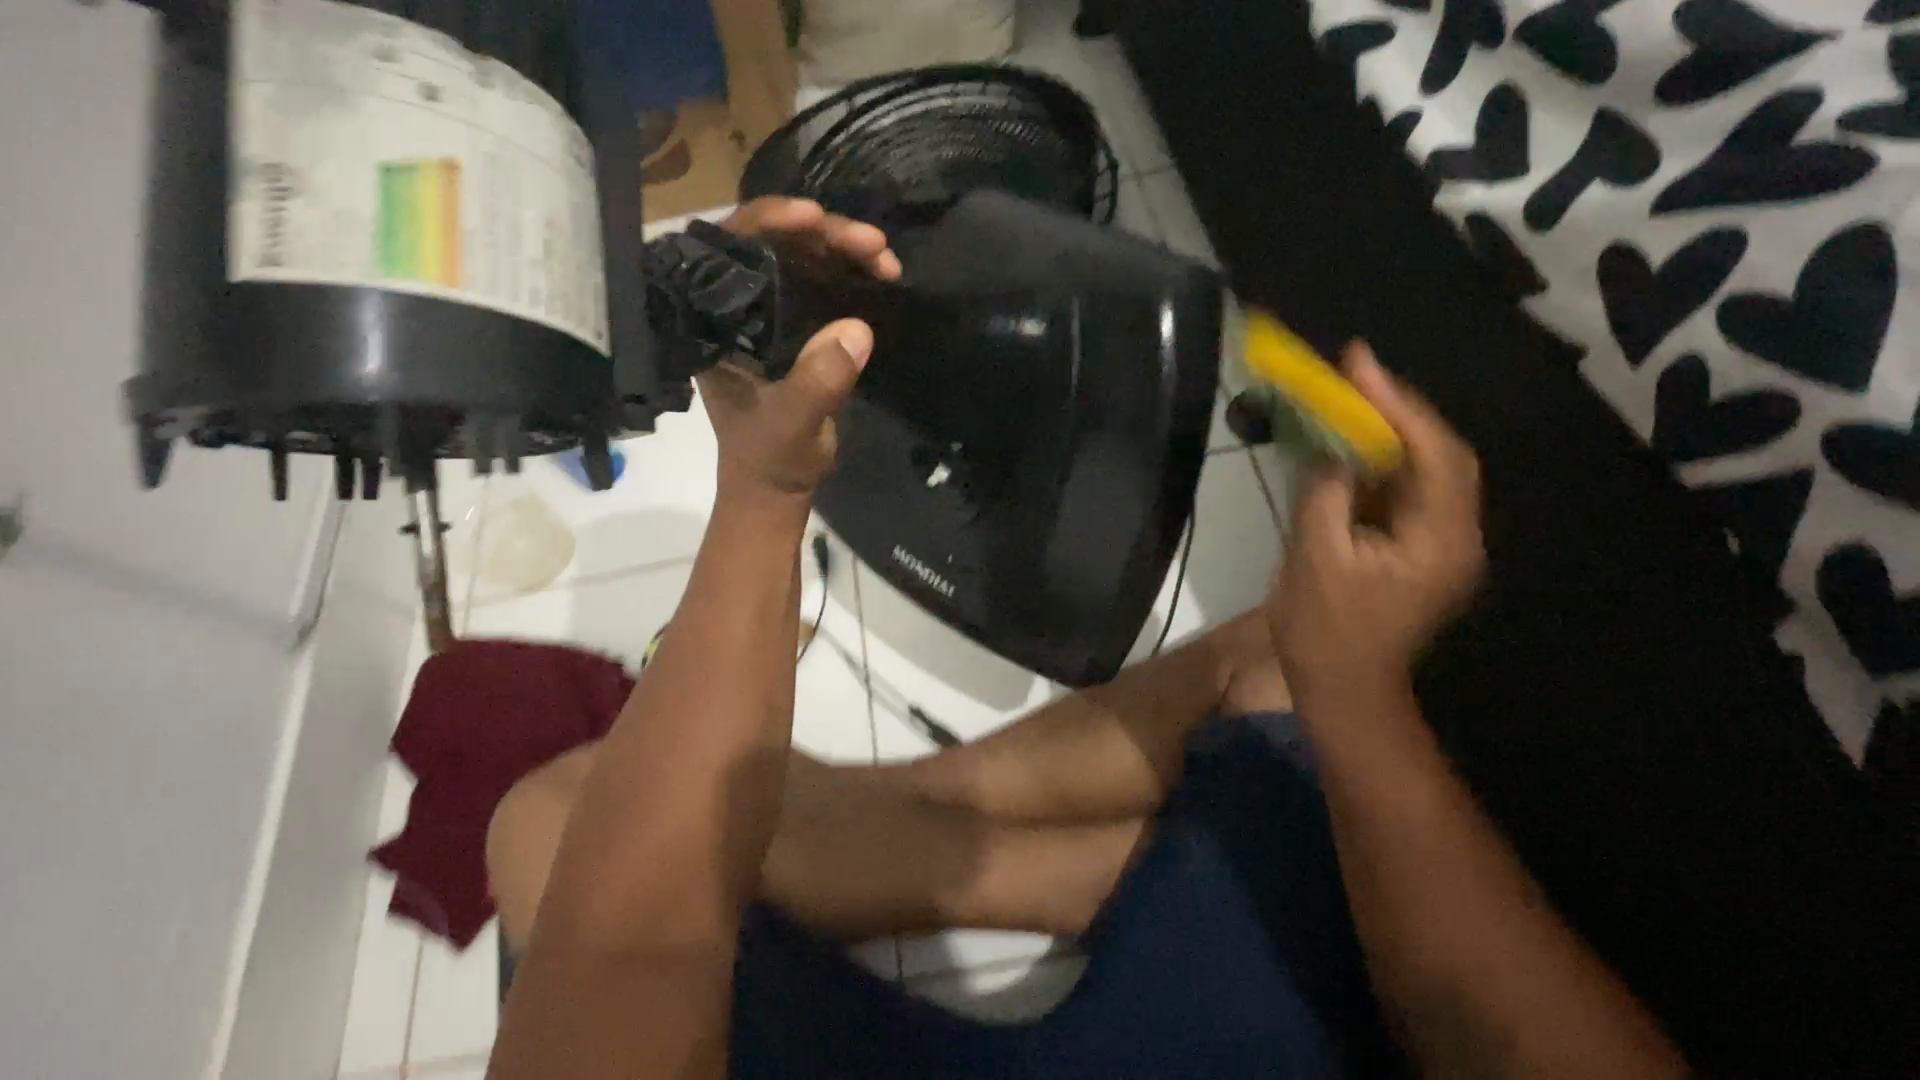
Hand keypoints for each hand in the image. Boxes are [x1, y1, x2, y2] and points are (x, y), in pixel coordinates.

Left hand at [700, 199, 899, 501]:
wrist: (778, 486)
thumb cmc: (771, 456)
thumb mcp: (793, 423)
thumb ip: (818, 380)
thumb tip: (856, 328)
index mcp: (716, 320)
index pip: (732, 249)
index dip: (770, 222)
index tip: (813, 218)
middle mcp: (739, 307)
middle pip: (775, 245)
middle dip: (825, 234)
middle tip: (873, 244)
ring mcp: (770, 314)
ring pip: (804, 259)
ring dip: (845, 250)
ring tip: (886, 258)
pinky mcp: (798, 326)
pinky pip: (824, 283)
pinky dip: (853, 273)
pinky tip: (882, 272)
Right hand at [1268, 342, 1484, 710]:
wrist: (1345, 693)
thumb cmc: (1326, 632)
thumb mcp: (1314, 558)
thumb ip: (1325, 494)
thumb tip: (1331, 449)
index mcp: (1440, 540)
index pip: (1434, 453)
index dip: (1397, 404)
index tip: (1359, 364)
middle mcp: (1458, 537)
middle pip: (1441, 456)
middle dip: (1398, 412)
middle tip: (1353, 376)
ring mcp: (1445, 547)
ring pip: (1427, 472)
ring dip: (1391, 436)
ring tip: (1349, 401)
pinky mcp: (1424, 554)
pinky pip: (1410, 494)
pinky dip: (1384, 466)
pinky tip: (1353, 451)